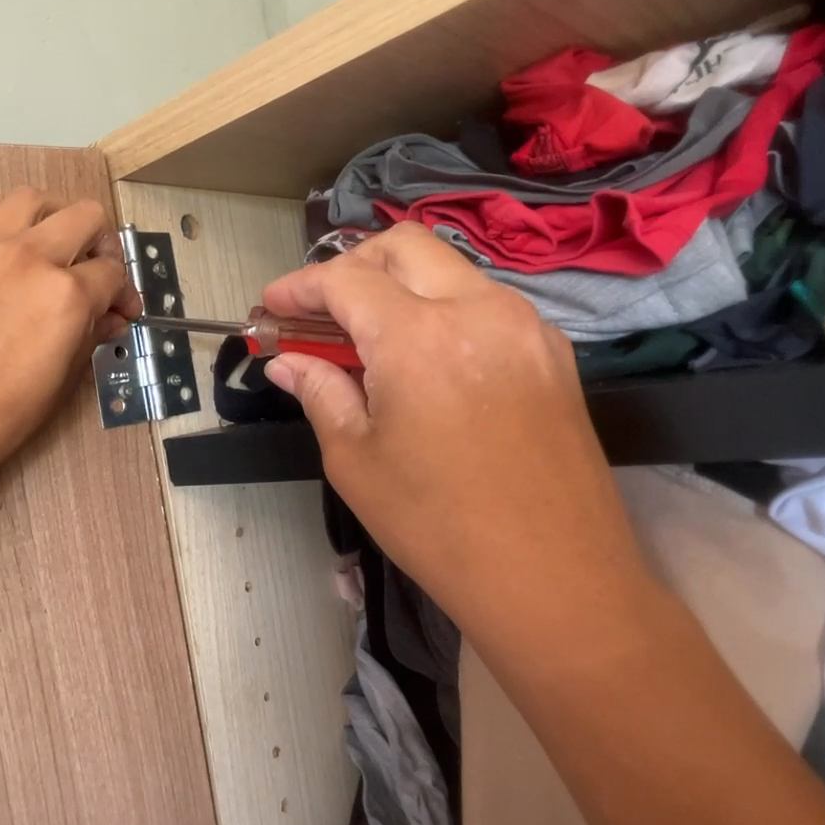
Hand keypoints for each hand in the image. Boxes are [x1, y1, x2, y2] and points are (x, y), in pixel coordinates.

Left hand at [0, 184, 140, 496]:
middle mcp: (27, 259)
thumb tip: (107, 317)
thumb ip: (89, 336)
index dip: (122, 291)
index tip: (118, 308)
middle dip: (99, 242)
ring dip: (47, 216)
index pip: (111, 272)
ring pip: (26, 199)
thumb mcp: (61, 381)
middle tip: (92, 268)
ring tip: (44, 240)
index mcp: (66, 295)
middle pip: (84, 218)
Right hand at [261, 224, 627, 616]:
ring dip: (398, 286)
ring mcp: (525, 327)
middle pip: (403, 247)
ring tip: (366, 339)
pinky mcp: (552, 352)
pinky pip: (485, 305)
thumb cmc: (437, 525)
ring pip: (449, 271)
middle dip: (351, 266)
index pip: (345, 279)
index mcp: (419, 337)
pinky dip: (442, 310)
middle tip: (319, 312)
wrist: (554, 578)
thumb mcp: (356, 461)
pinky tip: (423, 361)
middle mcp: (479, 310)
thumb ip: (319, 393)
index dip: (298, 287)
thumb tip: (287, 362)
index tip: (270, 307)